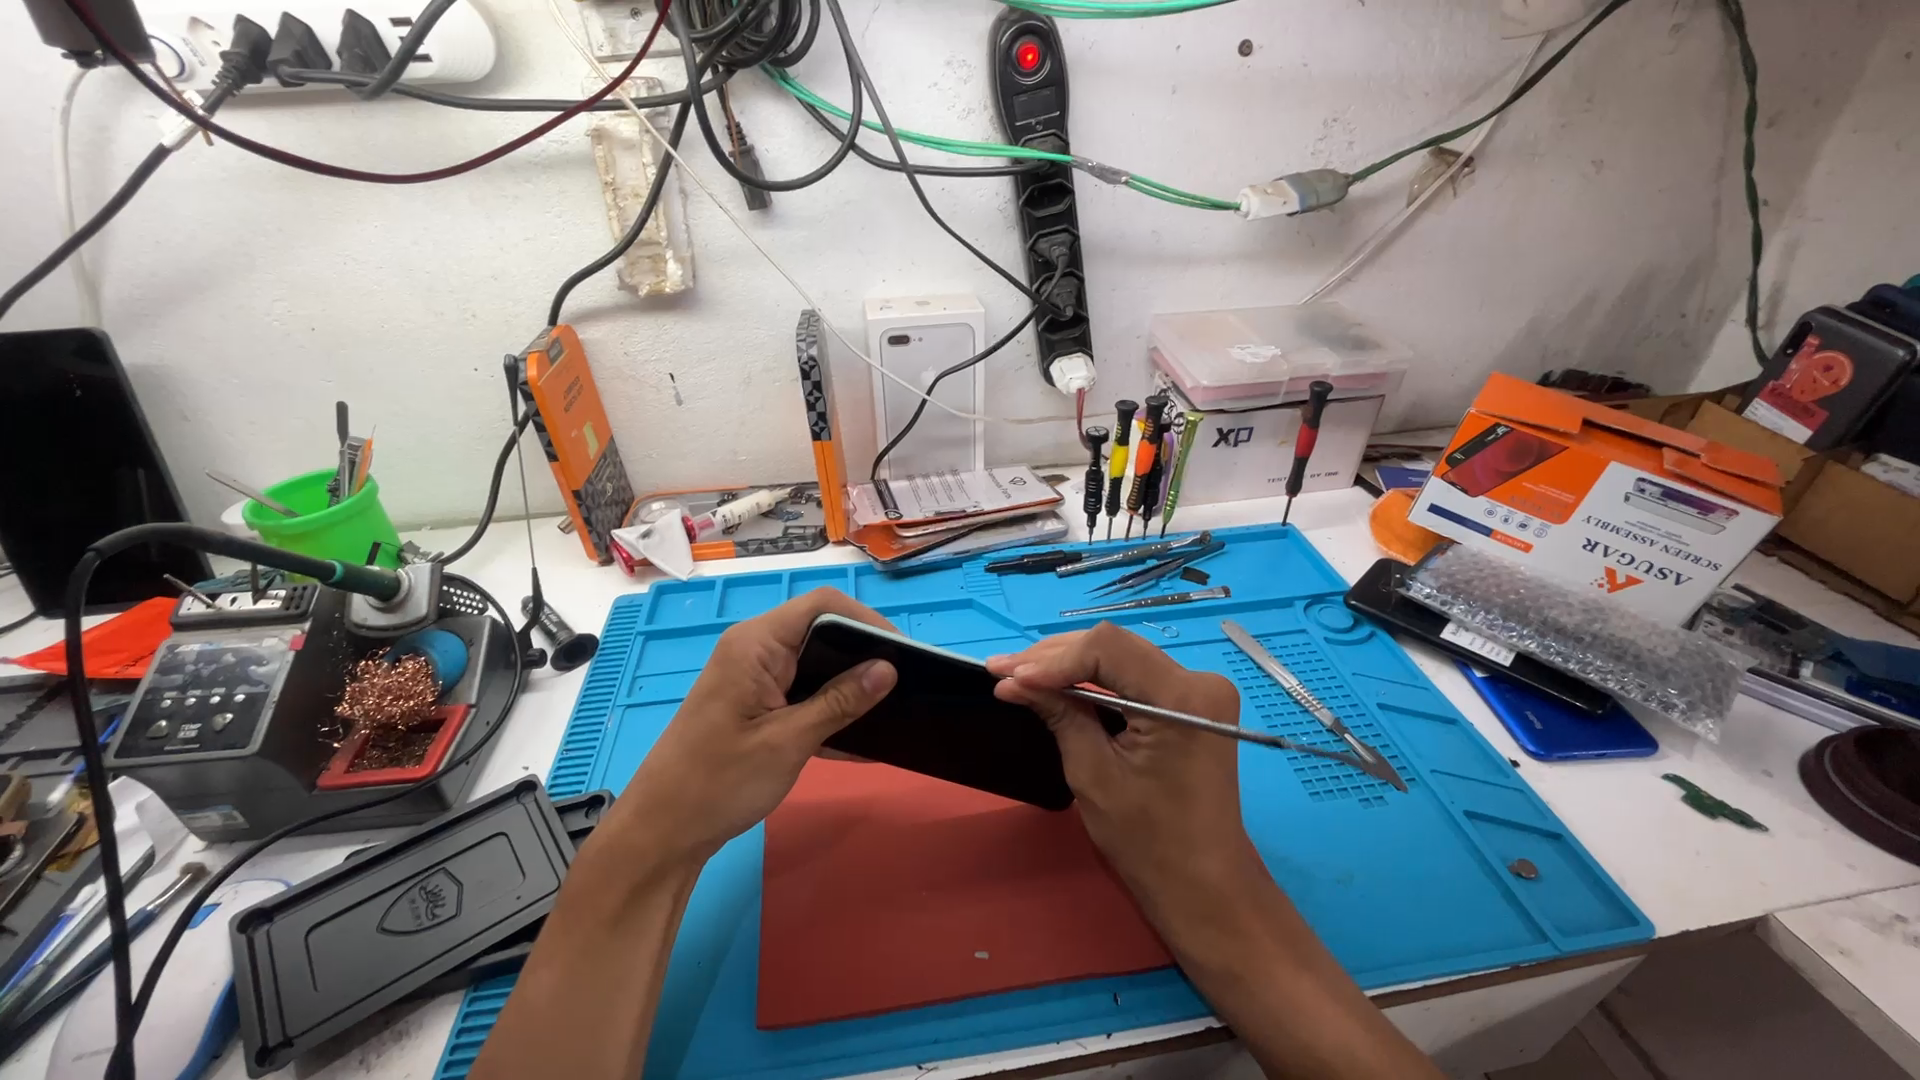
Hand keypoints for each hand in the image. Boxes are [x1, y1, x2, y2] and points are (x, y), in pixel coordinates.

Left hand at [612, 589, 897, 864]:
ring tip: (890, 710)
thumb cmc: (719, 781)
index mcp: (756, 644)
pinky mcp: (755, 705)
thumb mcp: (788, 741)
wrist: (662, 832)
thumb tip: (888, 669)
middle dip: (863, 654)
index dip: (867, 620)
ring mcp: (753, 678)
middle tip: (903, 684)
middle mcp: (754, 650)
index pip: (823, 605)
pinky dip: (829, 712)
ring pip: (815, 665)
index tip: (903, 653)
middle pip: (821, 631)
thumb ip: (840, 701)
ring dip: (848, 687)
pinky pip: (802, 694)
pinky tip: (861, 741)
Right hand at [987, 623, 1261, 905]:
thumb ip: (1059, 714)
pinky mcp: (1192, 703)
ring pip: (1121, 656)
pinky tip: (1056, 684)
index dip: (1052, 659)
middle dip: (1054, 658)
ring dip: (1069, 665)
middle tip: (1000, 670)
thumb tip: (1012, 681)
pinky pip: (1134, 676)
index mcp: (1183, 697)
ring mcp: (1199, 690)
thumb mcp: (1093, 774)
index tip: (1007, 677)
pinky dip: (1094, 680)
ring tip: (1018, 675)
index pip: (1107, 649)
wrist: (1203, 884)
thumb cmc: (1149, 840)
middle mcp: (1199, 680)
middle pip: (1114, 646)